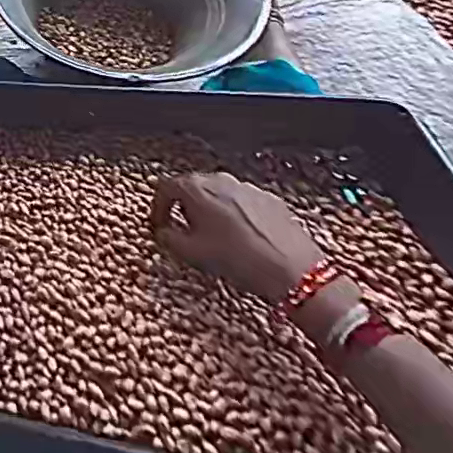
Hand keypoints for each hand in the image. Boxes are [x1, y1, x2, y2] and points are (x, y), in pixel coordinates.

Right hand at [149, 172, 324, 303]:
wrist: (294, 271)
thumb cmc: (240, 259)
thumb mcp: (191, 253)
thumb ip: (168, 238)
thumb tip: (163, 233)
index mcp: (196, 188)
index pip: (165, 188)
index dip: (158, 207)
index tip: (160, 224)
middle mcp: (221, 181)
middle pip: (192, 188)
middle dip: (184, 208)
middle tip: (184, 232)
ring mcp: (247, 188)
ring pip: (218, 195)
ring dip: (210, 212)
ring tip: (215, 239)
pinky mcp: (270, 200)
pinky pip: (242, 203)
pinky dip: (235, 216)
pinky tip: (241, 240)